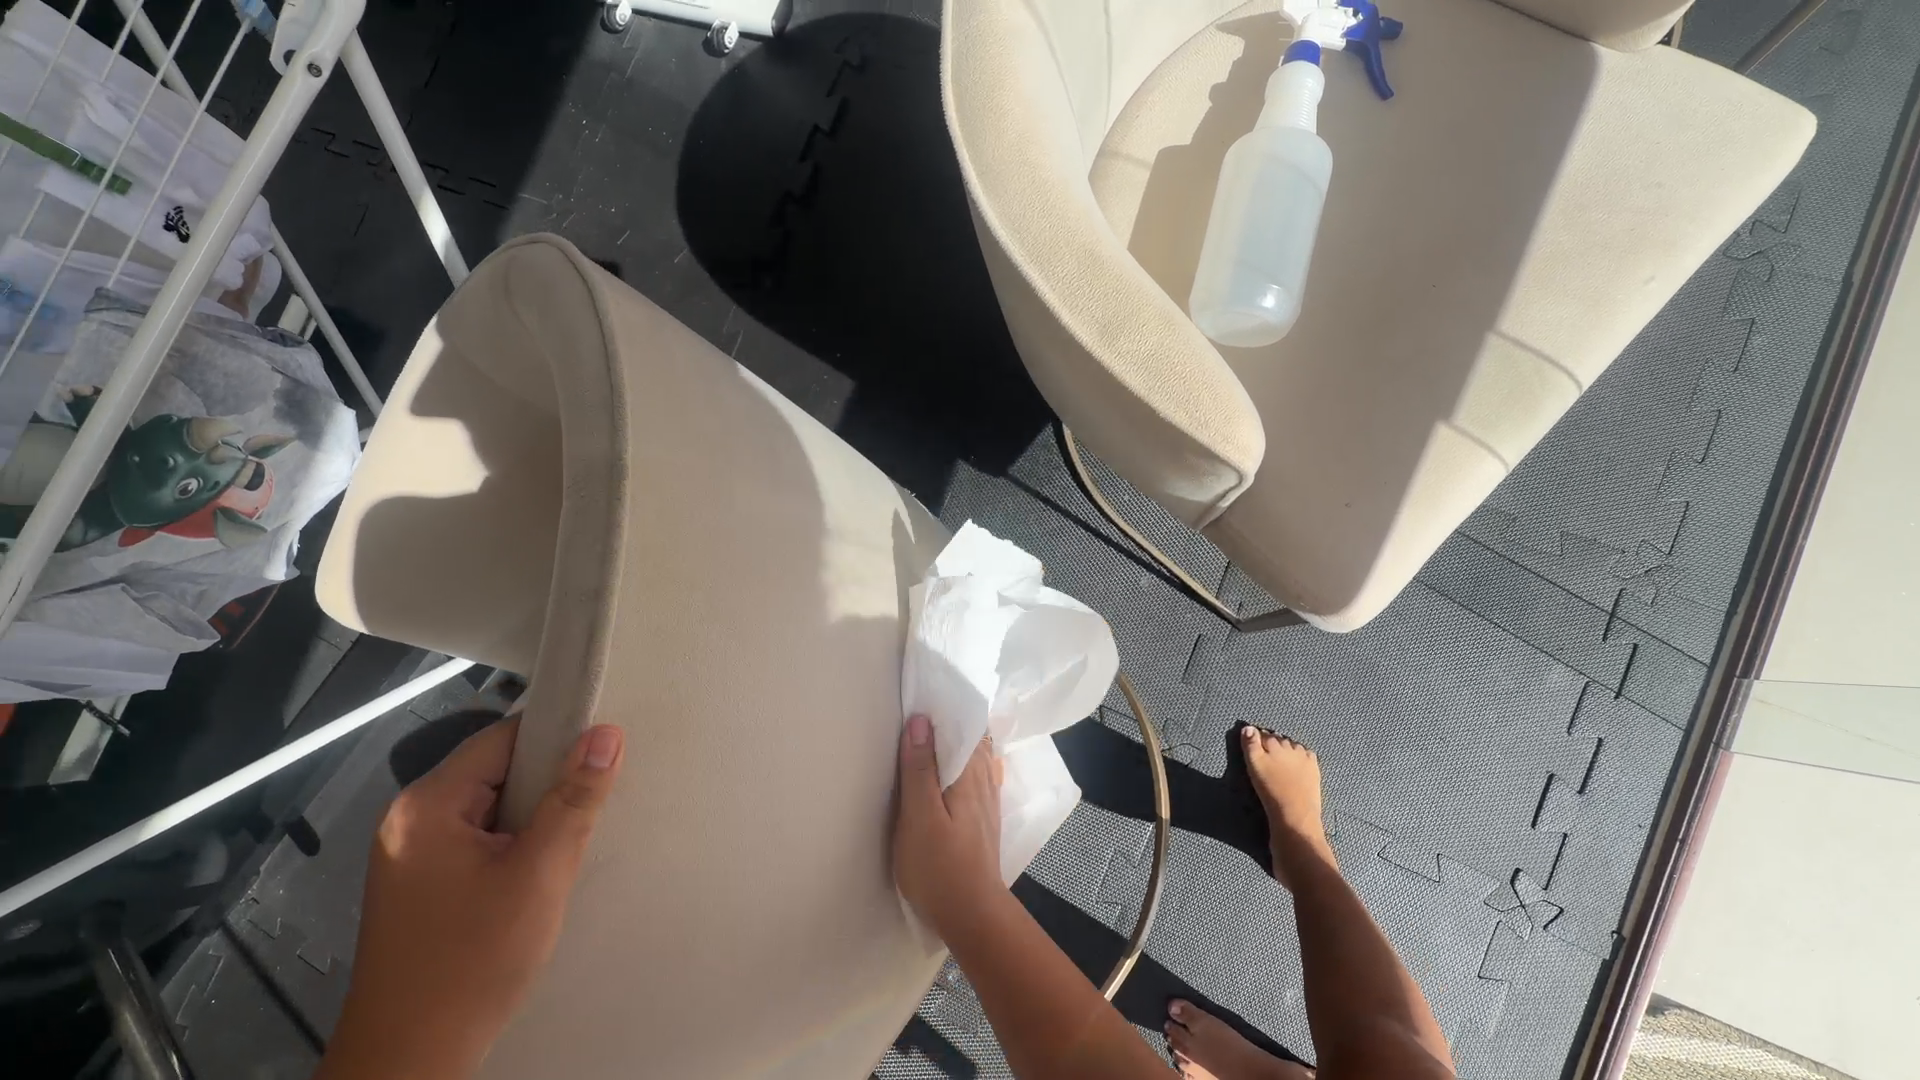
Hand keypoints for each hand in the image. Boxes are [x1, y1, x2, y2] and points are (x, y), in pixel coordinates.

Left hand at [317, 717, 624, 1079]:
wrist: (409, 1062)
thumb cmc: (473, 962)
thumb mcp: (539, 874)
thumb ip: (575, 799)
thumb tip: (606, 734)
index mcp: (427, 805)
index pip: (503, 739)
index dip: (556, 740)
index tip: (601, 758)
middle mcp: (409, 818)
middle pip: (495, 771)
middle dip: (546, 786)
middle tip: (587, 811)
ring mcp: (409, 853)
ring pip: (490, 807)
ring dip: (531, 819)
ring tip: (563, 849)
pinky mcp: (418, 884)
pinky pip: (476, 838)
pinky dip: (511, 845)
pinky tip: (534, 875)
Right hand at [893, 714, 1003, 934]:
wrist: (972, 914)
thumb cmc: (940, 866)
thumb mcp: (919, 816)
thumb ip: (920, 769)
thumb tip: (920, 720)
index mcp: (969, 775)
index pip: (965, 727)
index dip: (947, 709)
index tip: (926, 694)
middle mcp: (985, 781)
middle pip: (973, 740)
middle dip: (953, 722)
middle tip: (926, 707)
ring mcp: (988, 801)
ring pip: (977, 758)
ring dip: (959, 742)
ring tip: (936, 731)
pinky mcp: (983, 819)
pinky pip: (977, 777)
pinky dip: (965, 763)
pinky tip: (956, 767)